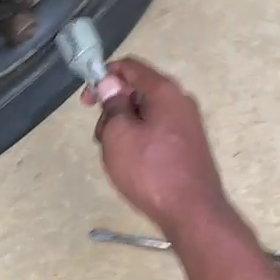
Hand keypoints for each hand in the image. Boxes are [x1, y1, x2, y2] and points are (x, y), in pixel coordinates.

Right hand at [78, 58, 231, 235]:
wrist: (192, 212)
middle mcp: (180, 101)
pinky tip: (135, 167)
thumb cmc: (150, 171)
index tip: (87, 102)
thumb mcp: (119, 135)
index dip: (103, 77)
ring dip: (125, 130)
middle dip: (113, 110)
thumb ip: (113, 104)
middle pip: (137, 92)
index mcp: (164, 91)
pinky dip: (140, 142)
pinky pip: (157, 133)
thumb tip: (110, 83)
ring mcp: (187, 125)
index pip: (129, 67)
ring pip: (145, 115)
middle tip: (104, 139)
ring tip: (118, 159)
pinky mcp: (188, 146)